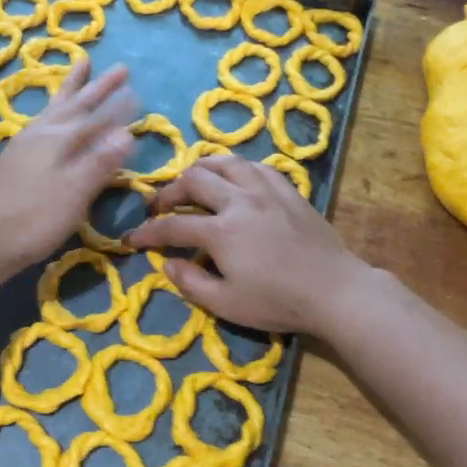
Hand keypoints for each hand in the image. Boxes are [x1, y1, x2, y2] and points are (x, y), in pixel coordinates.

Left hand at [0, 58, 137, 274]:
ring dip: (73, 88)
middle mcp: (41, 133)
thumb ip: (100, 162)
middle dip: (99, 87)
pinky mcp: (16, 158)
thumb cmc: (33, 219)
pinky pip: (45, 119)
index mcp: (58, 139)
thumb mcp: (74, 193)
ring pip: (56, 107)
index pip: (96, 118)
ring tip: (83, 66)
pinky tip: (53, 114)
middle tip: (121, 68)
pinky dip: (57, 107)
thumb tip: (128, 134)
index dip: (118, 107)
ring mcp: (25, 144)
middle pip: (76, 105)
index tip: (139, 92)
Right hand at [126, 156, 369, 335]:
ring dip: (201, 168)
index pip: (173, 225)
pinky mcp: (288, 190)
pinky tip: (234, 178)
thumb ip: (191, 283)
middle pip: (194, 180)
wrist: (334, 290)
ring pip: (225, 162)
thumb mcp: (227, 304)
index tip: (132, 239)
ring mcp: (266, 190)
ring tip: (191, 180)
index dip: (148, 232)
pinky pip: (256, 166)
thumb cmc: (278, 302)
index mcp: (221, 231)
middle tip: (159, 206)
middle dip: (168, 191)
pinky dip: (237, 168)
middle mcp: (239, 200)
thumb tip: (167, 263)